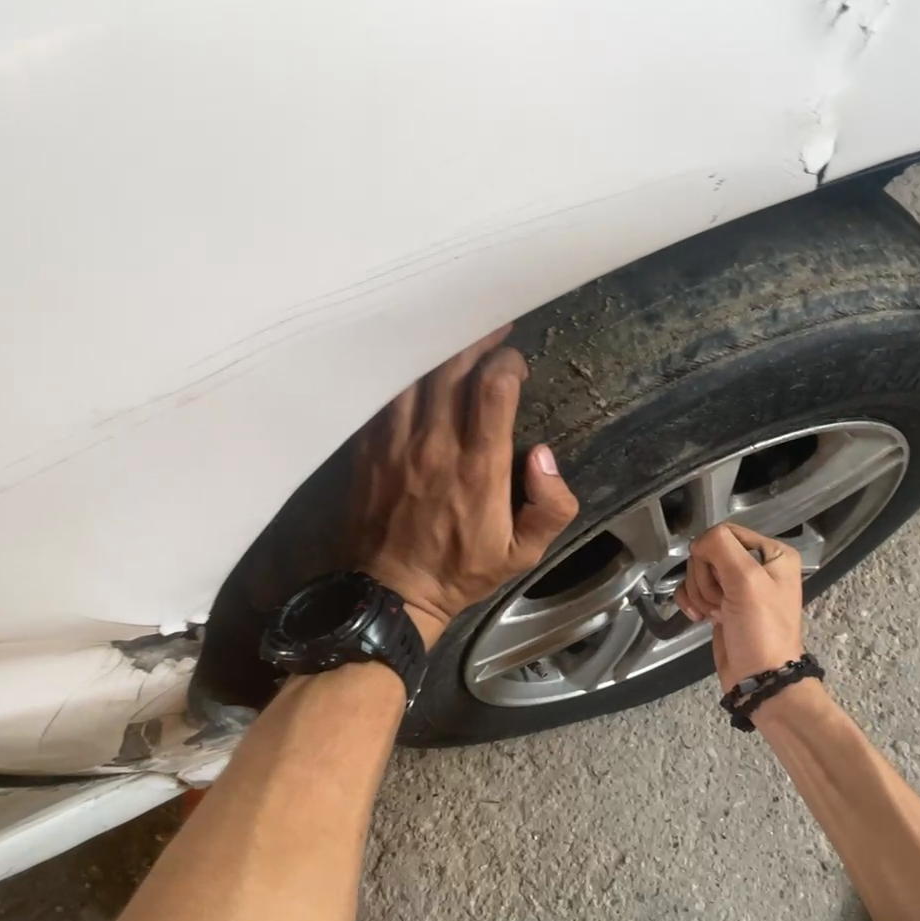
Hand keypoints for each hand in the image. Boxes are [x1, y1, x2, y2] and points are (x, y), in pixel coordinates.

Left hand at [350, 325, 578, 643]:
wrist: (391, 592)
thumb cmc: (461, 570)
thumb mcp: (523, 554)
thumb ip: (550, 506)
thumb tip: (546, 456)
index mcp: (479, 467)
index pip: (494, 389)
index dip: (508, 364)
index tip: (516, 366)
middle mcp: (436, 445)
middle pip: (454, 369)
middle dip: (477, 340)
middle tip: (492, 328)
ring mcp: (396, 444)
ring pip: (416, 375)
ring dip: (439, 349)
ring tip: (455, 334)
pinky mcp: (369, 448)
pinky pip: (384, 395)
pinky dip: (402, 372)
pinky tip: (413, 363)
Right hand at [673, 523, 804, 690]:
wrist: (759, 679)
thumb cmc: (762, 631)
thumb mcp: (748, 581)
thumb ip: (722, 548)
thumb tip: (698, 542)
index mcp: (773, 554)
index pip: (726, 533)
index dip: (713, 554)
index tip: (720, 578)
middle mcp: (756, 566)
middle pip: (708, 553)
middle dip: (706, 579)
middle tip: (723, 602)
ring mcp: (736, 586)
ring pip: (697, 572)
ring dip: (700, 594)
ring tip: (718, 614)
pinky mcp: (720, 603)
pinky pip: (692, 590)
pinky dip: (691, 602)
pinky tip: (702, 618)